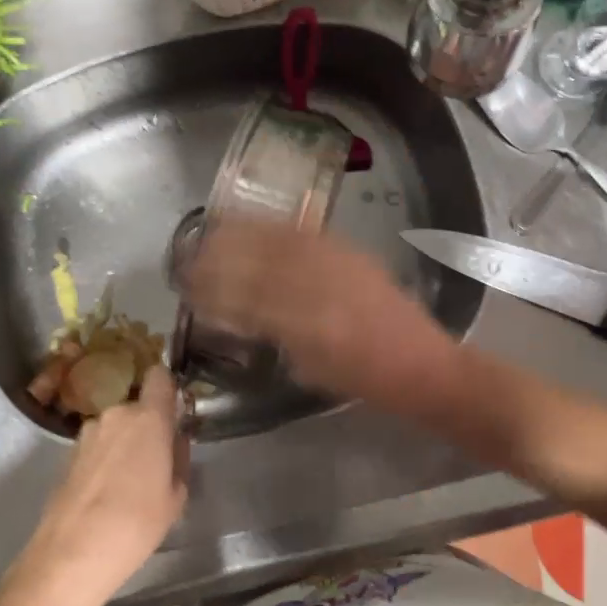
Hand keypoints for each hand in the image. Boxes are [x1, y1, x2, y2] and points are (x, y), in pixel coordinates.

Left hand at [11, 366, 188, 605]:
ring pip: (115, 428)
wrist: (73, 552)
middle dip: (147, 428)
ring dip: (124, 445)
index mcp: (148, 418)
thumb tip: (174, 441)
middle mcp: (115, 415)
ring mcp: (87, 432)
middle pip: (137, 408)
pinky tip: (107, 493)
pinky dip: (105, 460)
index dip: (168, 387)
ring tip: (129, 484)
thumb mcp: (175, 497)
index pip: (159, 377)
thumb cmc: (136, 523)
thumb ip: (179, 459)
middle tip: (156, 462)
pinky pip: (97, 447)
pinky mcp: (68, 453)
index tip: (175, 407)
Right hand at [182, 219, 464, 412]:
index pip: (244, 295)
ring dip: (240, 234)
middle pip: (254, 258)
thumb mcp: (306, 367)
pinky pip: (301, 233)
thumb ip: (270, 335)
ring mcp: (333, 263)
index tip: (186, 283)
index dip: (211, 286)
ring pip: (275, 240)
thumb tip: (236, 313)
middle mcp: (316, 286)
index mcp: (303, 323)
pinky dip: (272, 228)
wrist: (420, 363)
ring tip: (215, 231)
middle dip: (218, 253)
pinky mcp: (347, 252)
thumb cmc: (360, 378)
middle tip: (191, 255)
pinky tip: (257, 226)